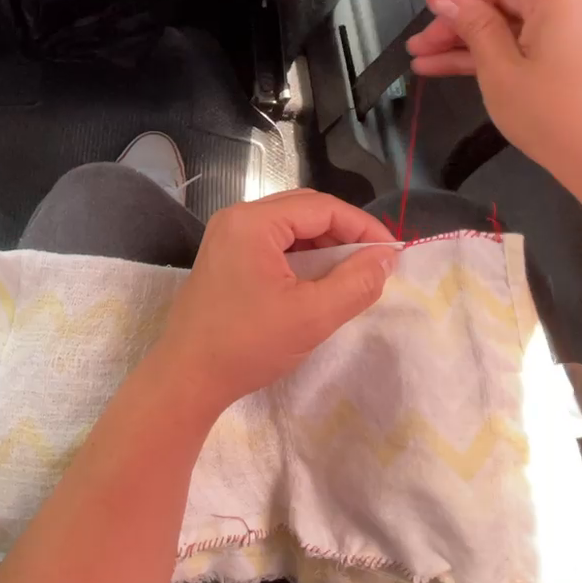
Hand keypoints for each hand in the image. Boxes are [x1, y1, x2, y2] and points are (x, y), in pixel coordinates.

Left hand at [148, 191, 397, 412]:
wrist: (187, 375)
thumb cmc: (248, 344)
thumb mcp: (312, 316)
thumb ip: (355, 283)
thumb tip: (386, 257)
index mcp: (252, 222)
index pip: (321, 207)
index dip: (362, 226)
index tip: (394, 253)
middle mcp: (236, 218)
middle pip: (303, 208)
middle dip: (343, 231)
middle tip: (375, 262)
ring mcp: (226, 235)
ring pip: (287, 224)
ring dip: (322, 243)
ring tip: (352, 272)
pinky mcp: (224, 255)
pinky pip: (271, 240)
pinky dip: (300, 254)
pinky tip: (318, 278)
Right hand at [405, 0, 581, 196]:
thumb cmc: (554, 116)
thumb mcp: (500, 70)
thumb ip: (472, 26)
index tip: (430, 1)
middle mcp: (572, 7)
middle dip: (457, 13)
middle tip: (419, 41)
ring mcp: (574, 35)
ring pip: (509, 21)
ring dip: (465, 37)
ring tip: (420, 59)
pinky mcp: (572, 60)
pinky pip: (523, 43)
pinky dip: (488, 53)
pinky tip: (444, 69)